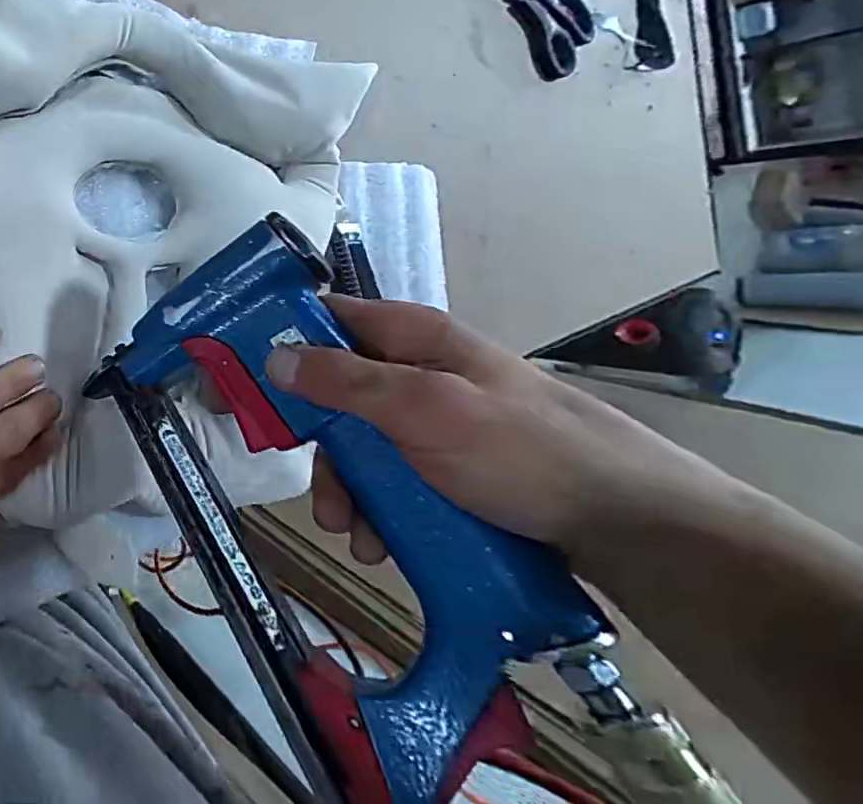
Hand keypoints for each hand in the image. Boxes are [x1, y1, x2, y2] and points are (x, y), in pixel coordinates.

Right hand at [265, 296, 729, 574]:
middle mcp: (413, 369)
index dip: (278, 342)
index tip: (237, 382)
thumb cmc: (520, 450)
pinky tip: (384, 542)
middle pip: (333, 392)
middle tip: (321, 496)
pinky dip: (378, 508)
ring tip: (358, 534)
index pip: (323, 319)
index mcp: (408, 336)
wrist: (625, 521)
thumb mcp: (424, 409)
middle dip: (321, 448)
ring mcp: (429, 417)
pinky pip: (390, 476)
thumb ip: (346, 380)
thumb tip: (275, 354)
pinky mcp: (444, 461)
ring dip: (348, 490)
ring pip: (358, 443)